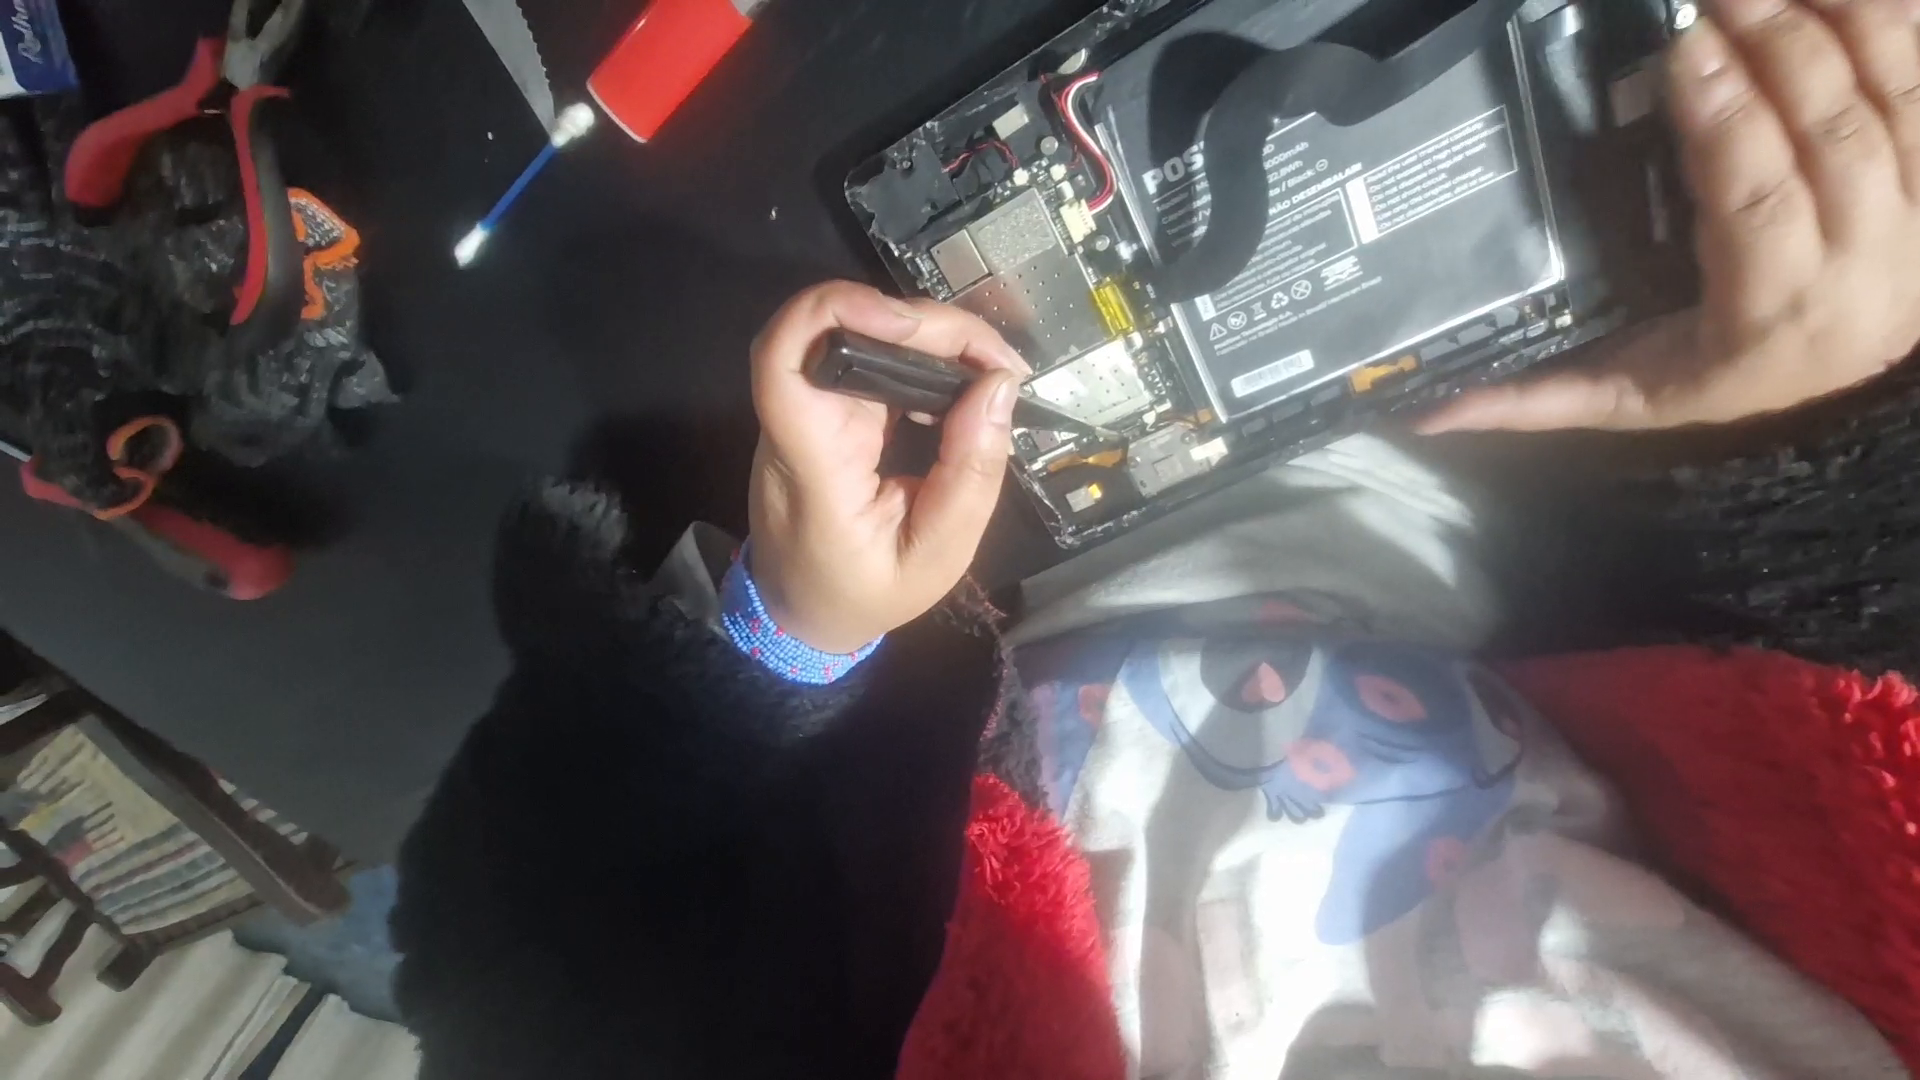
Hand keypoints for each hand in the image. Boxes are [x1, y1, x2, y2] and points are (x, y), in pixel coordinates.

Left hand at [747, 282, 1028, 653]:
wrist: (803, 611)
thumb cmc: (864, 593)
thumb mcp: (936, 557)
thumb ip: (970, 477)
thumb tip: (998, 386)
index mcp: (812, 467)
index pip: (783, 362)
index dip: (834, 312)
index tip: (907, 322)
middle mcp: (798, 425)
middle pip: (839, 332)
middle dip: (928, 328)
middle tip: (999, 365)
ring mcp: (808, 415)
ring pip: (856, 337)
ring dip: (930, 338)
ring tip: (992, 372)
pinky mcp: (825, 414)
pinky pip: (869, 363)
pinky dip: (921, 360)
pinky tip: (961, 382)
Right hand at [1421, 0, 1919, 432]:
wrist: (1846, 401)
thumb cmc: (1715, 392)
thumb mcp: (1617, 405)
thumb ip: (1529, 404)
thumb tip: (1424, 415)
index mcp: (1771, 305)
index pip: (1758, 200)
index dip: (1729, 122)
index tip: (1682, 55)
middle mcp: (1868, 251)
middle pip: (1834, 129)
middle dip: (1777, 49)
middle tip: (1713, 1)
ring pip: (1900, 93)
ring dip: (1841, 23)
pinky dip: (1900, 29)